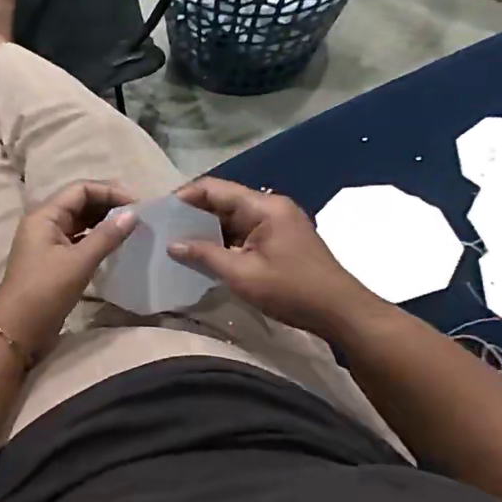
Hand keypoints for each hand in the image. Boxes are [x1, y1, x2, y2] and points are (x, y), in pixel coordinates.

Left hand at [0, 180, 138, 358]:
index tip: (138, 205)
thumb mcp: (78, 262)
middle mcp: (44, 223)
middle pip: (80, 202)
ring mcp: (47, 242)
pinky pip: (78, 239)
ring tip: (132, 228)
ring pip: (80, 221)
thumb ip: (106, 236)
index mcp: (44, 215)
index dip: (109, 191)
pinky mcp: (53, 260)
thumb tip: (133, 214)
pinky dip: (96, 238)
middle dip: (108, 204)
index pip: (80, 189)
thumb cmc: (45, 292)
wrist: (17, 329)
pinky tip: (115, 245)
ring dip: (104, 221)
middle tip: (139, 216)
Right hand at [168, 177, 386, 339]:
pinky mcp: (278, 239)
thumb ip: (204, 255)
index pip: (213, 188)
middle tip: (161, 229)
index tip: (158, 214)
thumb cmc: (292, 291)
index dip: (183, 197)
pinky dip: (221, 240)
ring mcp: (276, 222)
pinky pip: (241, 231)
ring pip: (230, 217)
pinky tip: (202, 254)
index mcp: (264, 207)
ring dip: (204, 229)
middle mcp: (270, 207)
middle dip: (190, 214)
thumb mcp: (242, 275)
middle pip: (221, 200)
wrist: (342, 313)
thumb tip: (171, 245)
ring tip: (175, 242)